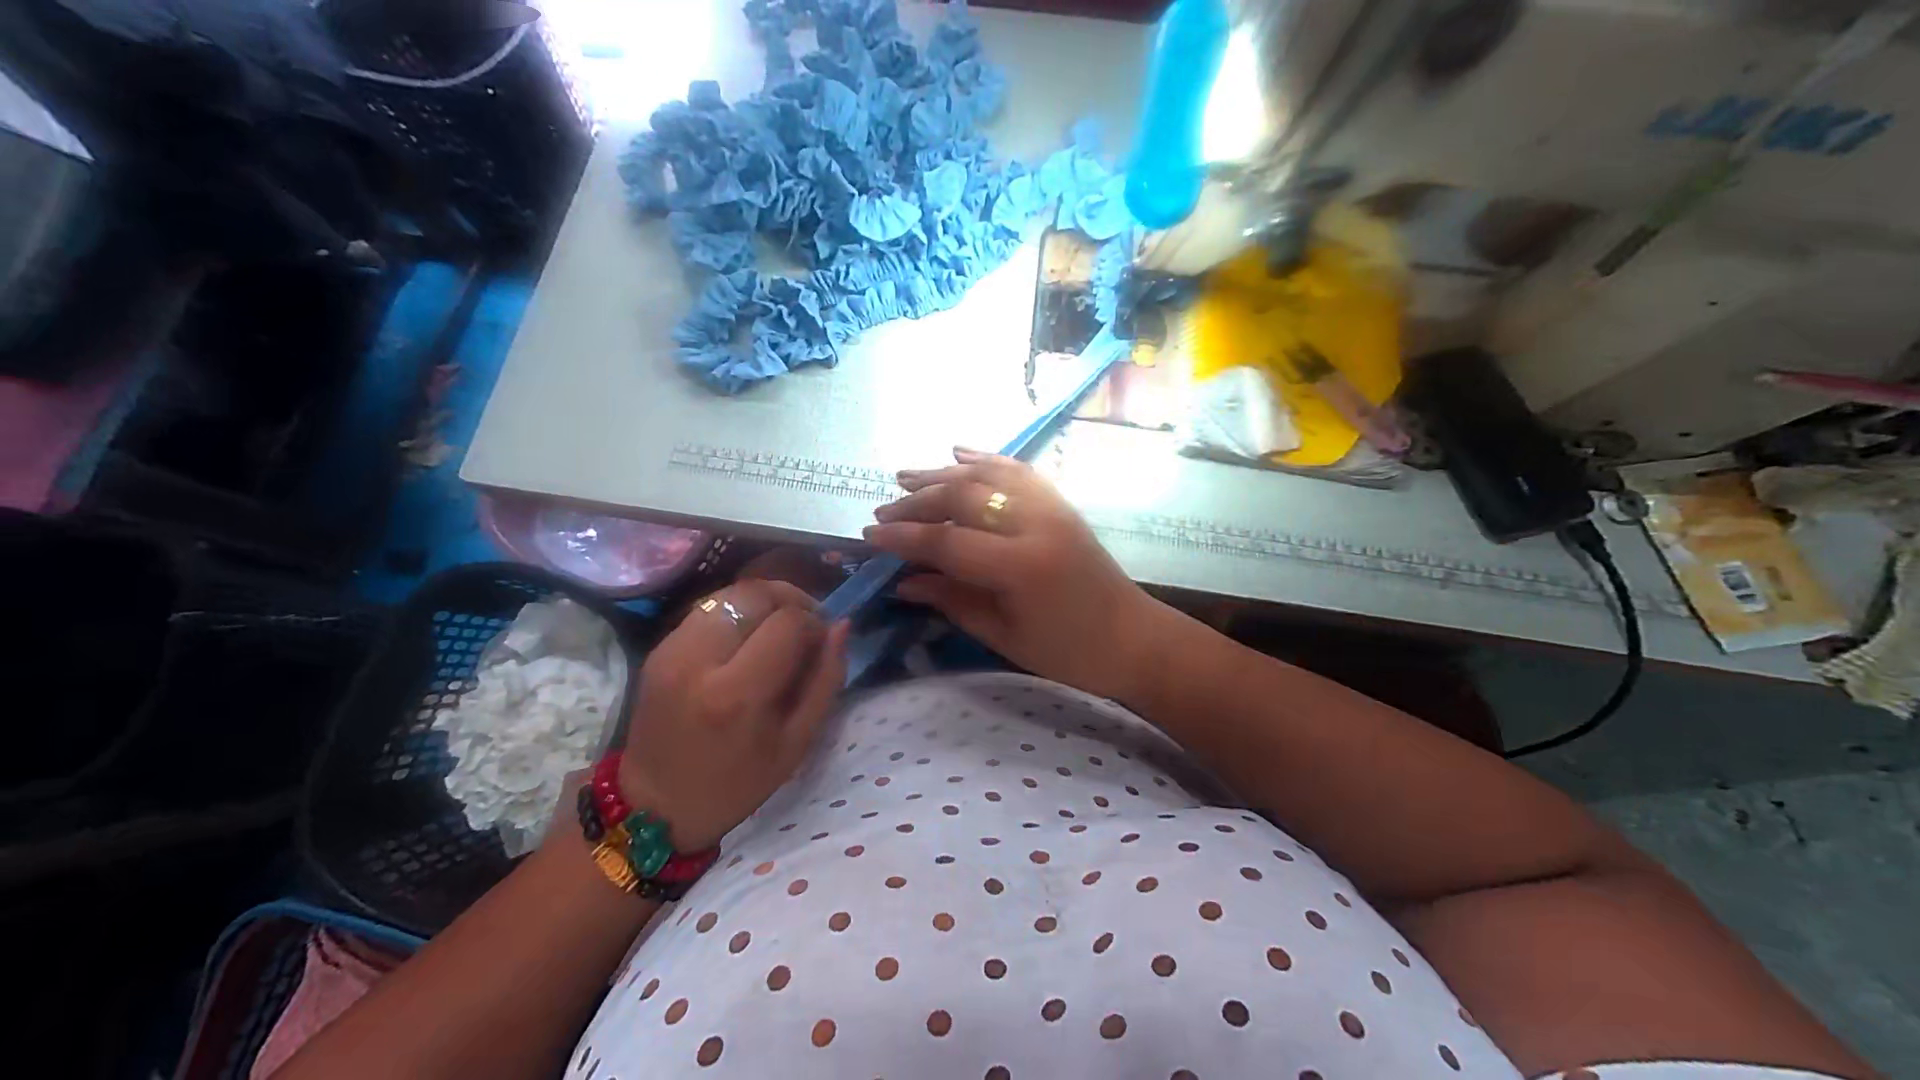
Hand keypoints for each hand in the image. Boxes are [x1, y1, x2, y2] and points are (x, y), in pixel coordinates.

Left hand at [618, 579, 848, 851]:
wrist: (656, 805)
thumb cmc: (737, 784)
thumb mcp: (797, 743)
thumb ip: (826, 679)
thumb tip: (841, 626)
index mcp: (737, 694)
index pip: (788, 622)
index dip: (815, 624)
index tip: (821, 644)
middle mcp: (699, 660)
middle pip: (756, 594)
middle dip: (791, 600)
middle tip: (804, 625)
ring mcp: (672, 649)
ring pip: (730, 593)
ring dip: (763, 603)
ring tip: (776, 629)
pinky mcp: (659, 648)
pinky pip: (708, 610)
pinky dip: (736, 614)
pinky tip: (745, 641)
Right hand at [863, 447, 1169, 701]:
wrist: (1134, 638)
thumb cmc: (1069, 652)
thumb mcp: (1003, 635)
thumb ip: (952, 600)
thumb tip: (904, 581)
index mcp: (1021, 565)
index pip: (948, 540)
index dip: (904, 536)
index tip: (870, 535)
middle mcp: (1036, 523)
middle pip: (963, 497)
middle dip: (917, 502)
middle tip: (883, 511)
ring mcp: (1052, 507)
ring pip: (987, 474)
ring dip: (943, 473)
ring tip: (906, 477)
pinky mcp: (1061, 504)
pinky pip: (1018, 471)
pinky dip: (986, 459)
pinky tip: (960, 452)